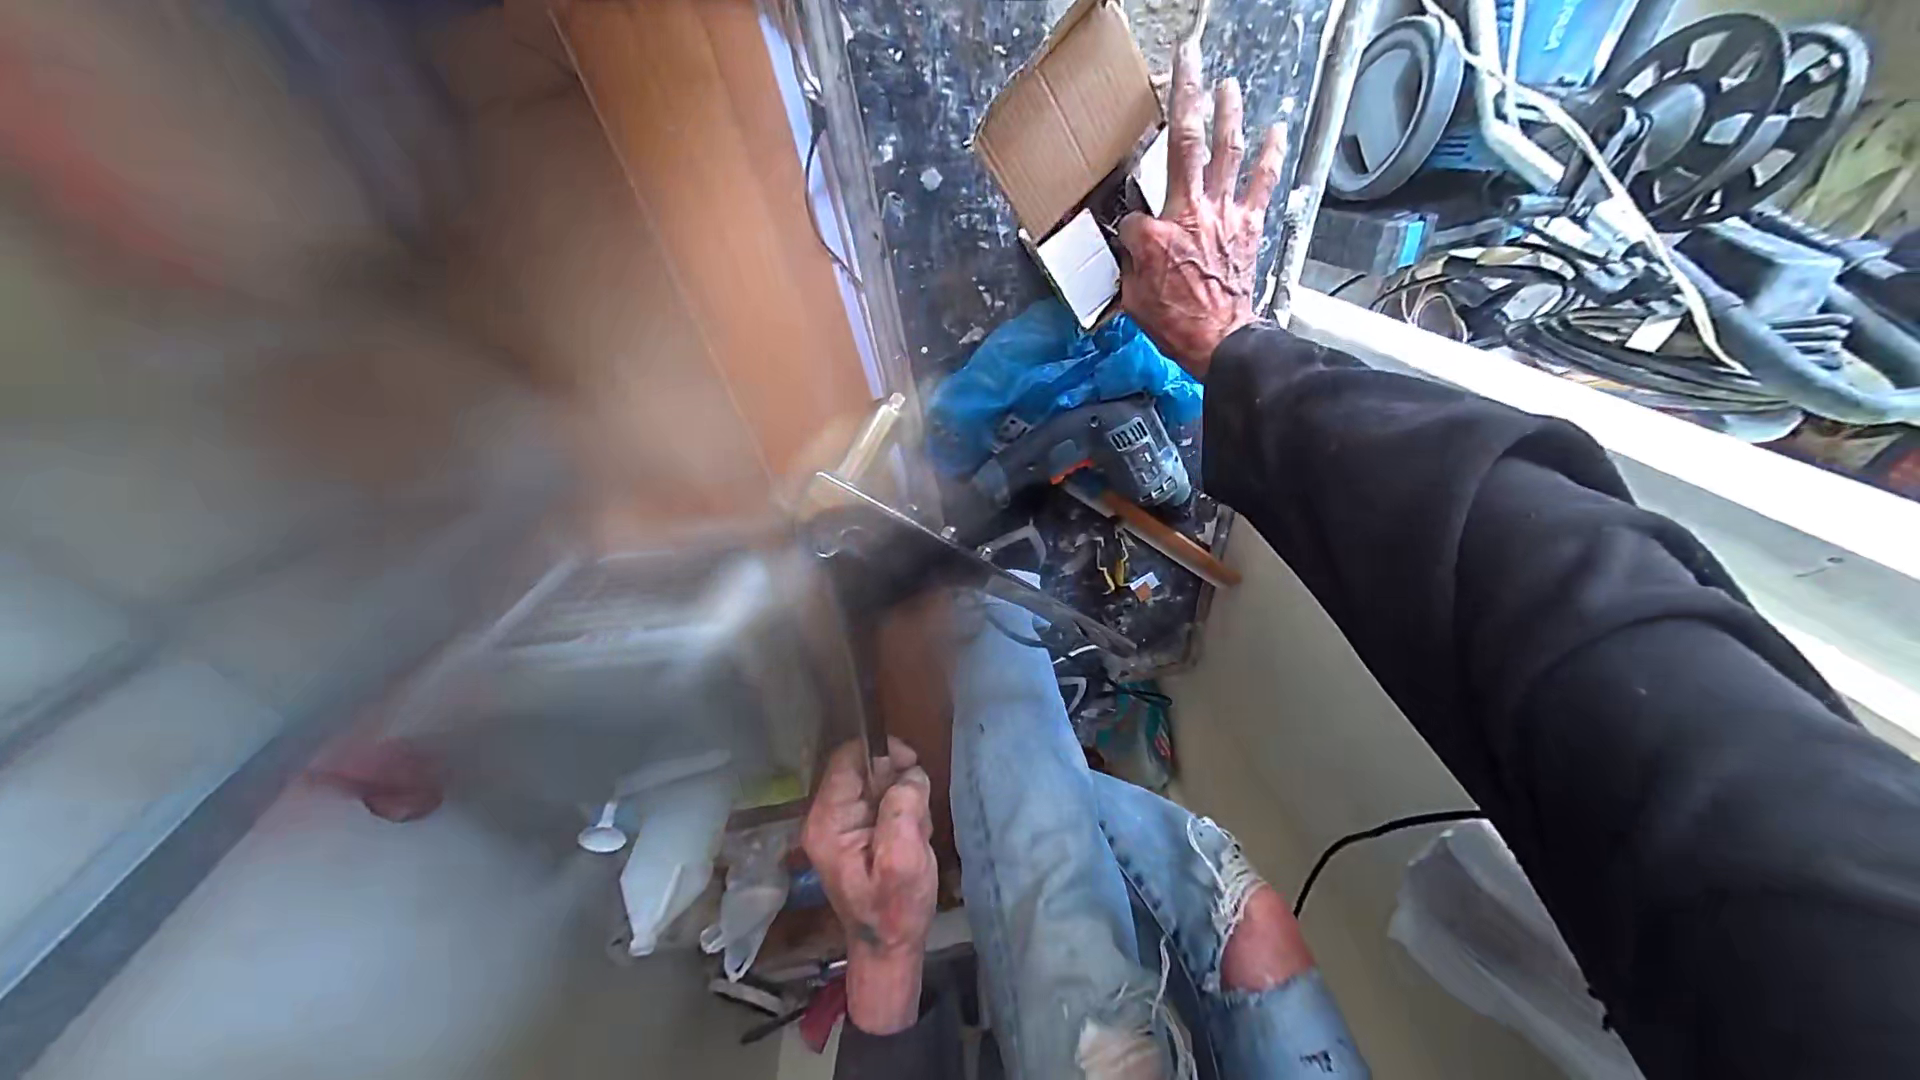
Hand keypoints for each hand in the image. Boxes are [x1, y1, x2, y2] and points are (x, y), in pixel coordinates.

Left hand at [802, 737, 935, 1034]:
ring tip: (916, 830)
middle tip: (918, 810)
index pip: (846, 758)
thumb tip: (910, 775)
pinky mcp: (859, 829)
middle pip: (864, 767)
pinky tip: (913, 835)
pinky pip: (885, 798)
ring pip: (879, 781)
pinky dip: (905, 808)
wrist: (890, 949)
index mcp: (827, 821)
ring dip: (904, 796)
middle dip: (897, 780)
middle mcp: (828, 816)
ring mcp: (843, 822)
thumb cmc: (894, 912)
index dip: (881, 752)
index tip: (912, 764)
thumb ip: (903, 810)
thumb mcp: (903, 861)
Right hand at [1120, 40, 1286, 379]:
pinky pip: (1261, 183)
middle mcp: (1191, 212)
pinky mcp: (1248, 225)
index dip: (1128, 230)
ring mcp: (1224, 214)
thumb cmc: (1176, 324)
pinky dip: (1269, 155)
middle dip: (1186, 96)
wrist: (1220, 340)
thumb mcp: (1135, 300)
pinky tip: (1275, 129)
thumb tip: (1135, 245)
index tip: (1130, 246)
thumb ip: (1133, 265)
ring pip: (1227, 150)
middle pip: (1186, 143)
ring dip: (1229, 112)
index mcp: (1156, 236)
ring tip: (1228, 84)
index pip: (1133, 218)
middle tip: (1187, 58)